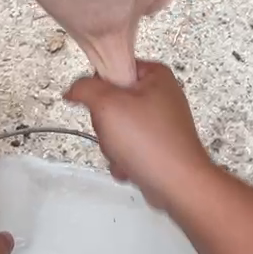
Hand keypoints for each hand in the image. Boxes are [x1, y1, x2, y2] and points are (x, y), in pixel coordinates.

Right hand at [64, 61, 214, 208]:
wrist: (178, 185)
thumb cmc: (153, 144)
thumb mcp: (107, 105)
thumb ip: (84, 89)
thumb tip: (75, 90)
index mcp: (155, 75)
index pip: (113, 68)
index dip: (100, 87)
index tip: (100, 101)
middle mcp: (161, 96)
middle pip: (112, 100)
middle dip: (105, 122)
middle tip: (115, 129)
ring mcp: (161, 122)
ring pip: (117, 127)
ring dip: (112, 144)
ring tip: (124, 151)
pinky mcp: (159, 145)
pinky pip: (128, 146)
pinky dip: (124, 158)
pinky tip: (130, 165)